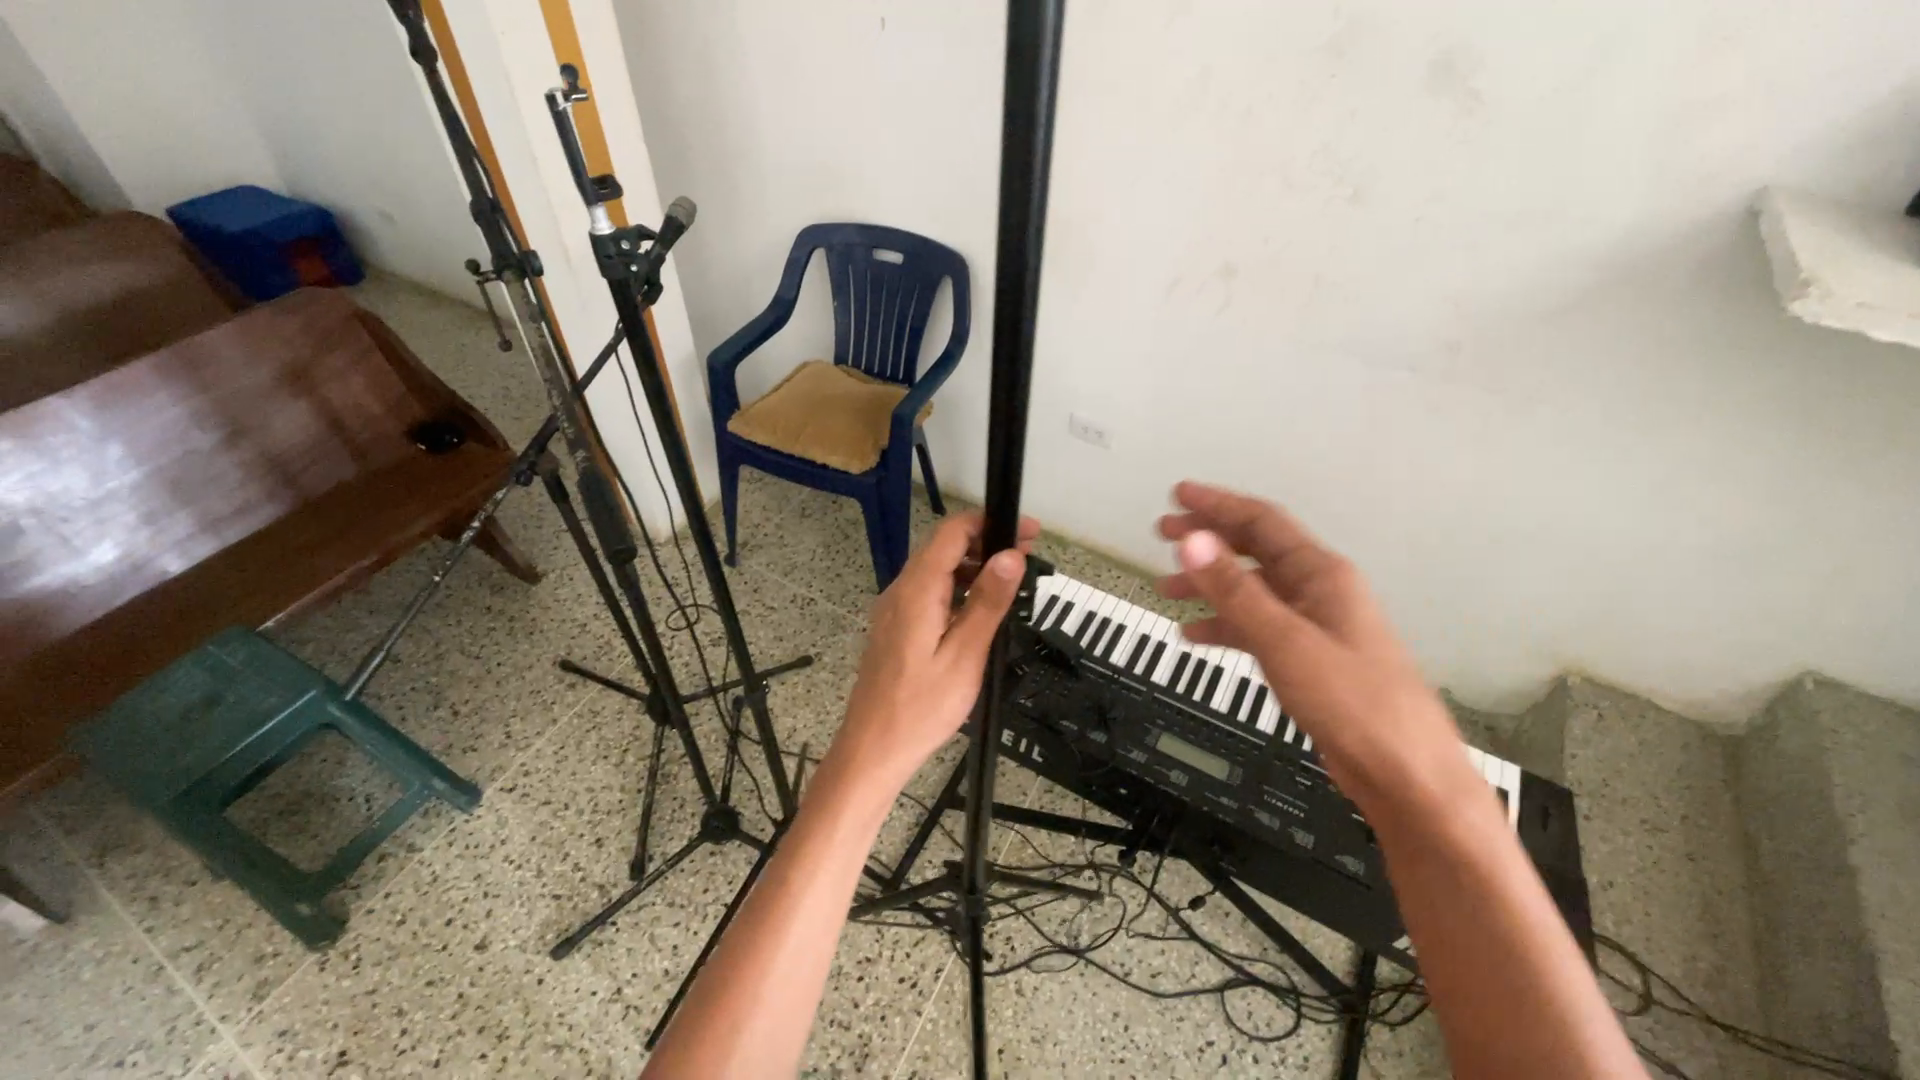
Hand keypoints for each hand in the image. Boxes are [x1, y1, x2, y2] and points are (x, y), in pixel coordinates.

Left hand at [829, 513, 1037, 794]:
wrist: (873, 749)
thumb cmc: (921, 708)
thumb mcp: (964, 656)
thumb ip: (986, 603)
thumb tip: (1010, 555)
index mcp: (916, 591)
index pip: (952, 533)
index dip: (992, 523)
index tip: (1028, 531)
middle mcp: (900, 591)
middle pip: (943, 548)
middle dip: (987, 543)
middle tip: (1029, 557)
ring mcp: (893, 610)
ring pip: (935, 571)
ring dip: (973, 568)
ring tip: (1011, 584)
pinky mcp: (894, 629)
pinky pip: (927, 594)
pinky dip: (956, 591)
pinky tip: (979, 612)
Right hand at [1156, 481, 1468, 813]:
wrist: (1402, 771)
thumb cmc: (1351, 701)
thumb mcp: (1285, 641)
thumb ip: (1235, 590)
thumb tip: (1192, 540)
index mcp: (1320, 574)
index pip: (1261, 522)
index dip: (1217, 504)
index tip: (1178, 493)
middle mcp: (1317, 590)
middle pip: (1254, 550)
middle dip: (1208, 538)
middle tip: (1163, 533)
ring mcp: (1313, 625)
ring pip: (1251, 590)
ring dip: (1210, 584)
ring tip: (1166, 587)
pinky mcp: (1307, 659)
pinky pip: (1257, 627)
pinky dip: (1224, 625)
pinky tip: (1195, 635)